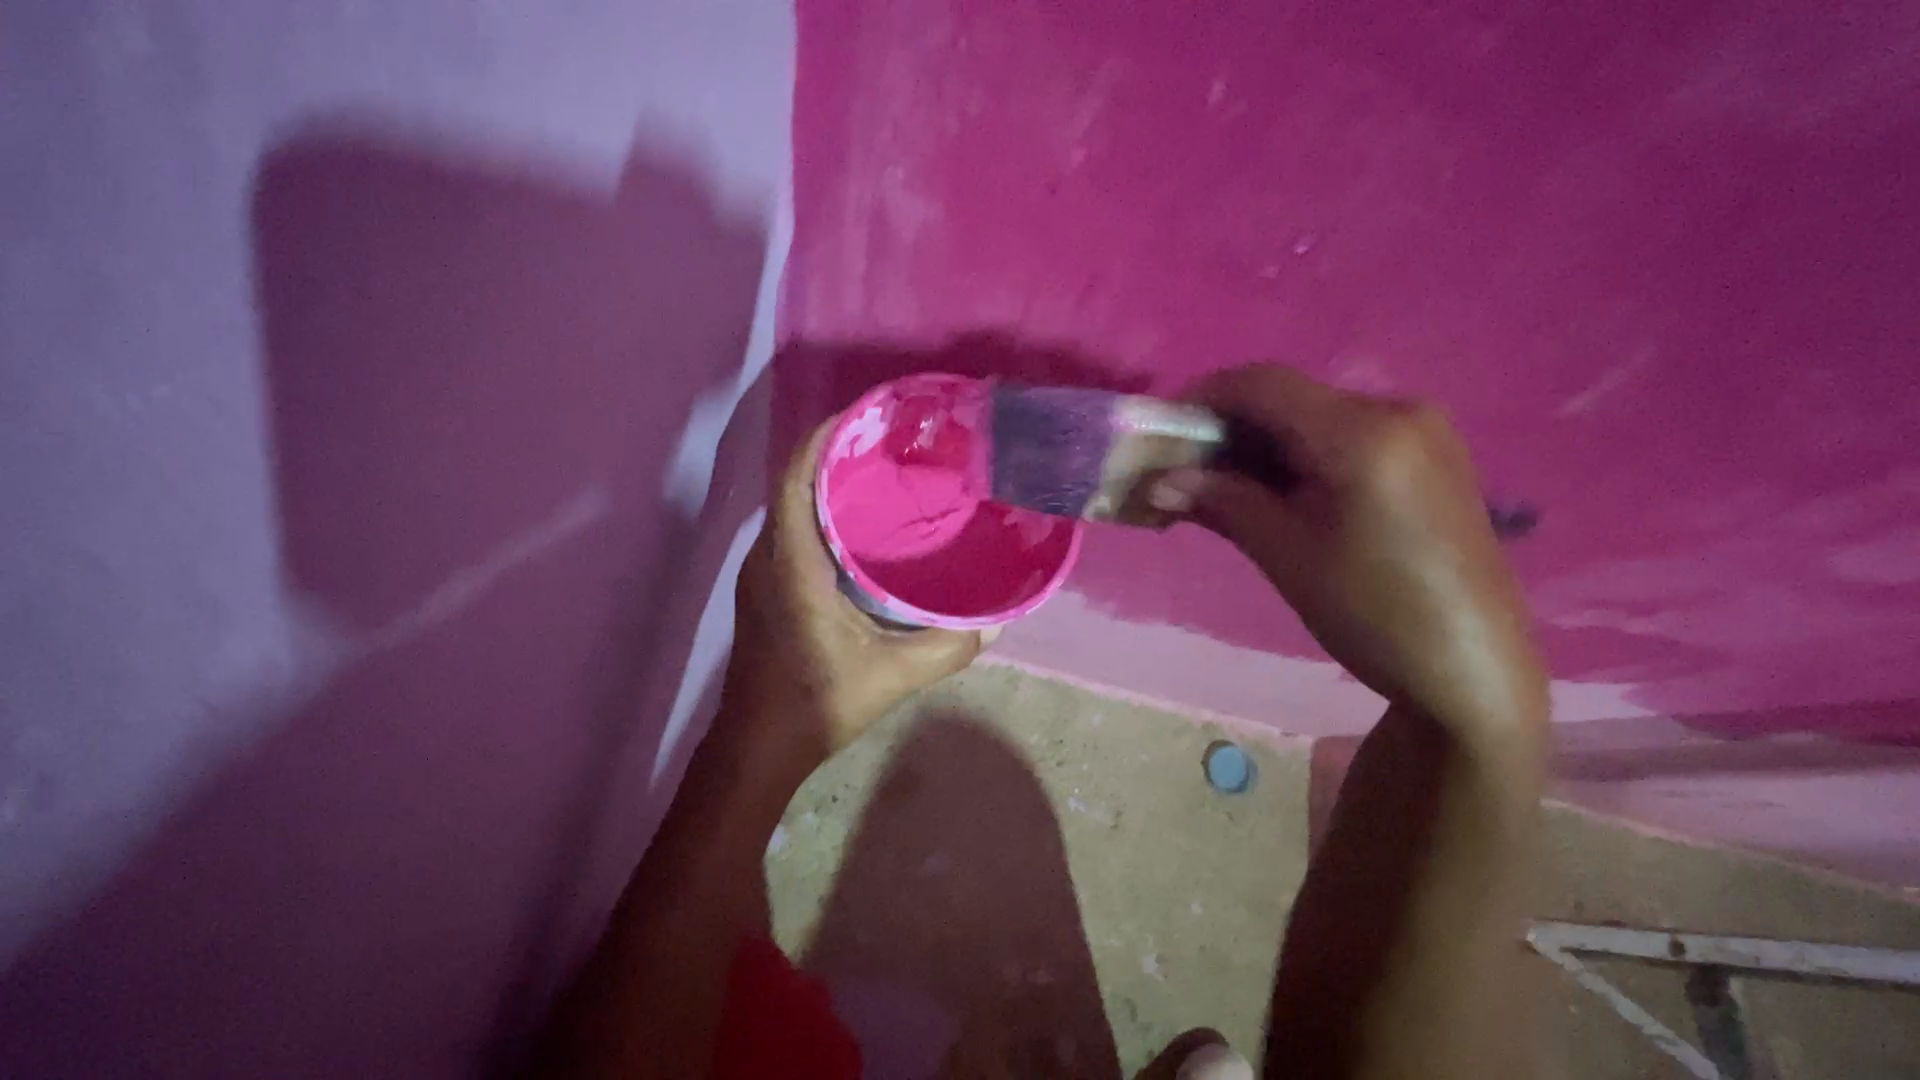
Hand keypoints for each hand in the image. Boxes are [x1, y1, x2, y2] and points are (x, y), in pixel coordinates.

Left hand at [723, 421, 986, 755]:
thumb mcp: (892, 677)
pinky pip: (794, 529)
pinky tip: (865, 527)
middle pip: (796, 480)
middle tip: (897, 442)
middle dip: (840, 452)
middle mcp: (768, 555)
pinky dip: (824, 512)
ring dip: (831, 482)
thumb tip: (999, 622)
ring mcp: (762, 572)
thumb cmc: (816, 704)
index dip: (828, 435)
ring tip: (887, 473)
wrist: (756, 748)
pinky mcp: (767, 588)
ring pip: (793, 505)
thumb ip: (947, 648)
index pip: (798, 475)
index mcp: (791, 562)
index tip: (871, 413)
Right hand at [1151, 365, 1547, 741]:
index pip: (1261, 385)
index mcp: (1361, 433)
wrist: (1472, 667)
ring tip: (1224, 488)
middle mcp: (1396, 410)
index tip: (1162, 436)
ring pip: (1315, 414)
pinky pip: (1347, 433)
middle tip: (1184, 470)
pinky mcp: (1430, 453)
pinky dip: (1301, 453)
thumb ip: (1223, 502)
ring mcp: (1421, 429)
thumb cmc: (1373, 614)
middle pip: (1288, 396)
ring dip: (1262, 442)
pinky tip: (1279, 492)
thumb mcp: (1286, 554)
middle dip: (1228, 426)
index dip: (1201, 399)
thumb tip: (1159, 481)